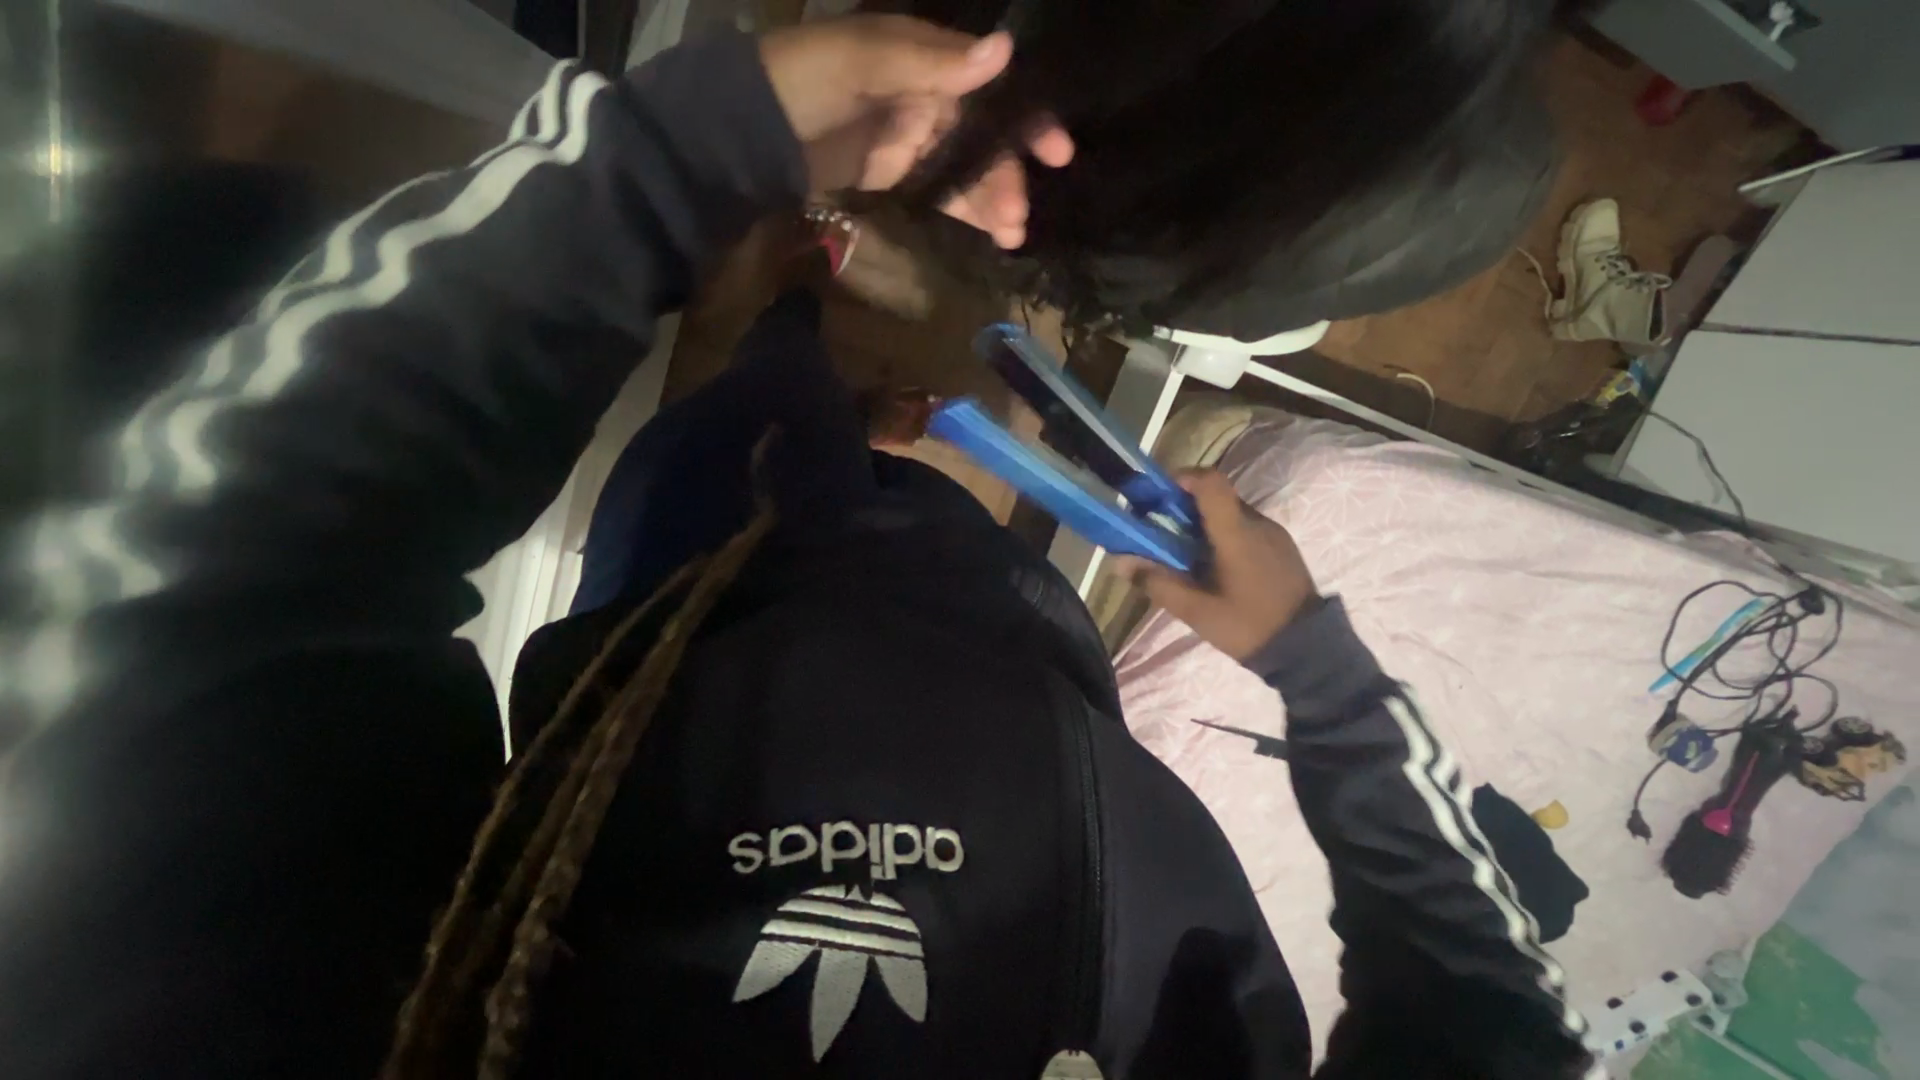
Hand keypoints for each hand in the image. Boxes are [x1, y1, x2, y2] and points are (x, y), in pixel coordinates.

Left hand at [758, 16, 1073, 248]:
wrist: (748, 132)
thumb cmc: (802, 82)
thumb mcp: (863, 63)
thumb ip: (932, 63)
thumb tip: (1005, 50)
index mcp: (925, 58)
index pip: (992, 85)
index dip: (1027, 118)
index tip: (1056, 152)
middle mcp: (929, 95)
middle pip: (987, 136)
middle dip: (1009, 174)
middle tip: (1020, 214)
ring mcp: (914, 138)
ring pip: (969, 169)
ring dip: (993, 199)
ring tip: (1011, 234)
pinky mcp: (898, 174)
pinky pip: (944, 191)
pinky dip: (968, 210)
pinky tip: (991, 232)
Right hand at [1116, 472, 1317, 661]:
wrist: (1308, 650)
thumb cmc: (1248, 626)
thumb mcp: (1196, 611)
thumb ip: (1157, 582)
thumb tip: (1120, 561)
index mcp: (1237, 532)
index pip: (1210, 482)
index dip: (1181, 479)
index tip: (1157, 495)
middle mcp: (1258, 523)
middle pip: (1217, 497)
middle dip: (1185, 507)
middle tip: (1161, 531)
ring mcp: (1274, 534)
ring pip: (1231, 514)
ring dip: (1204, 523)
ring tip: (1185, 554)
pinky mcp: (1282, 549)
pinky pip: (1247, 529)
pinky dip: (1224, 536)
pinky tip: (1214, 567)